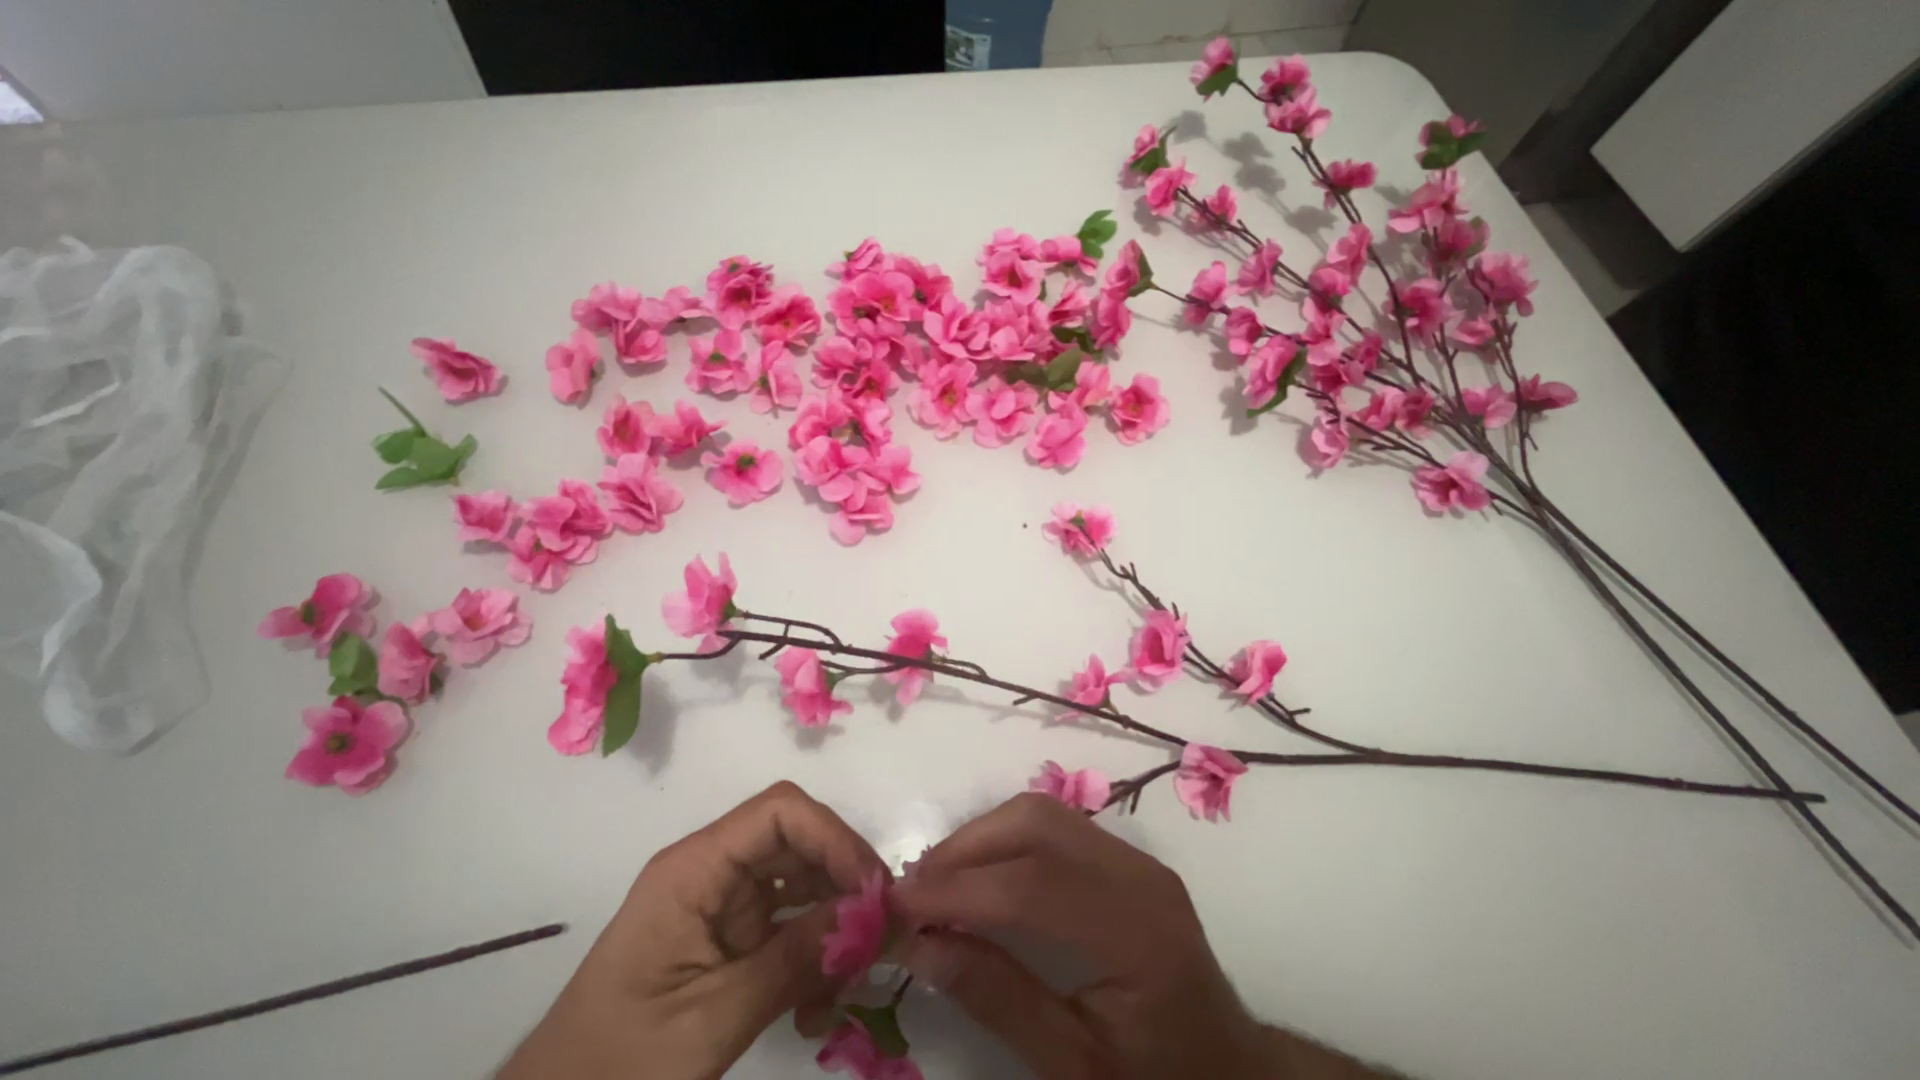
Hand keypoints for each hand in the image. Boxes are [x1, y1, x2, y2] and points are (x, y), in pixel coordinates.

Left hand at [499, 781, 887, 1079]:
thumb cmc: (624, 1059)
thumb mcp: (716, 1014)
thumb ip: (798, 958)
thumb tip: (875, 913)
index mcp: (694, 870)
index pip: (780, 812)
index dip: (835, 839)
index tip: (874, 895)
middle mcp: (710, 872)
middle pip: (798, 844)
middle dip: (844, 886)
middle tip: (878, 944)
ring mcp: (720, 905)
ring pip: (802, 885)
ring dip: (834, 927)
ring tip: (849, 985)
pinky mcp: (728, 939)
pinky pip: (788, 926)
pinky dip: (814, 956)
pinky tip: (819, 1007)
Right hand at [892, 793, 1383, 1079]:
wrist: (1226, 1067)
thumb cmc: (1152, 1076)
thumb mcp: (1071, 1064)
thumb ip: (998, 999)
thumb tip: (921, 946)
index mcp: (1138, 937)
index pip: (1033, 888)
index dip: (957, 889)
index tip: (897, 905)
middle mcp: (1143, 879)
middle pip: (1038, 826)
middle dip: (964, 848)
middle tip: (910, 893)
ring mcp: (1139, 862)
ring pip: (1043, 814)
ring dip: (981, 837)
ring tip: (934, 884)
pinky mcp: (1129, 860)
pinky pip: (1056, 827)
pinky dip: (1005, 840)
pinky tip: (977, 875)